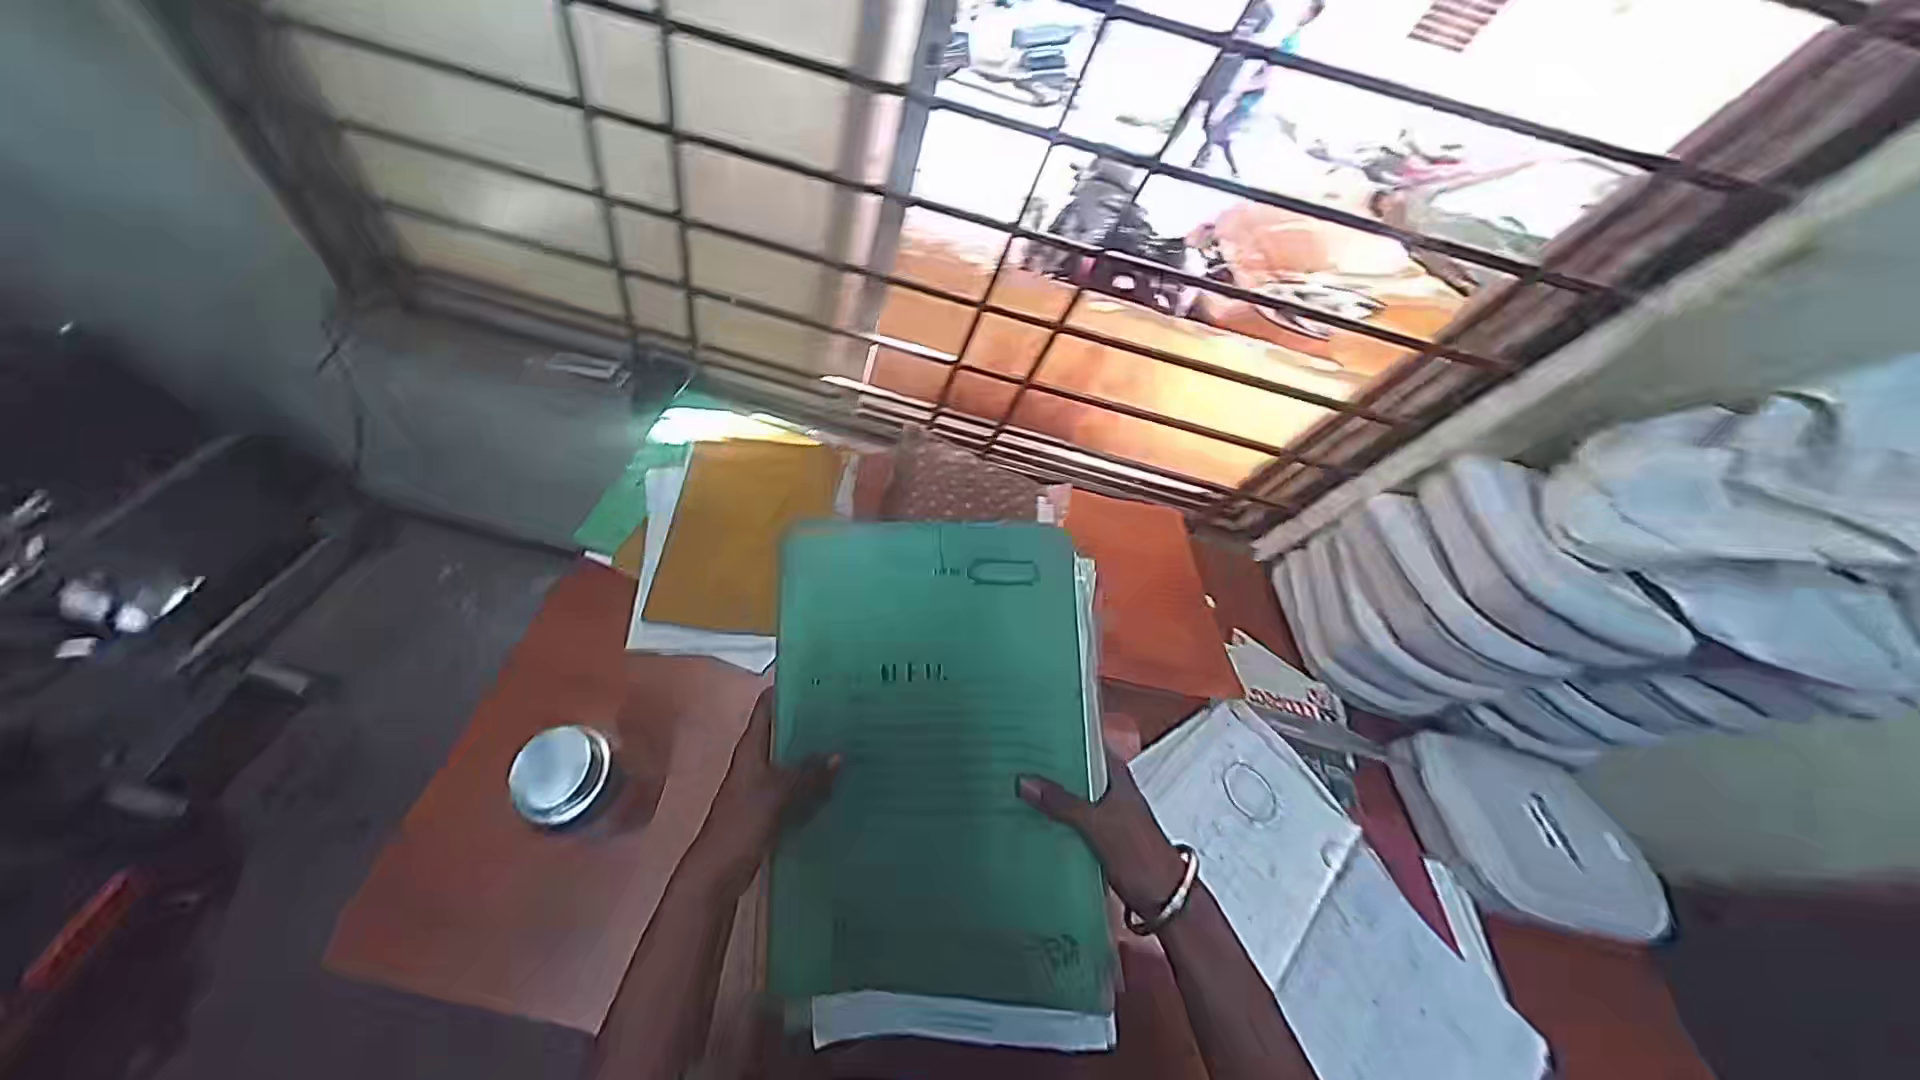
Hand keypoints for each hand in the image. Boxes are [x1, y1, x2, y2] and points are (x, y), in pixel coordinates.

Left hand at [690, 687, 838, 891]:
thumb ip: (808, 774)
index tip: (819, 679)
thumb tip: (839, 756)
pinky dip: (815, 781)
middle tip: (845, 709)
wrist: (718, 872)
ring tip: (849, 739)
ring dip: (816, 752)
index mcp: (751, 747)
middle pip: (784, 730)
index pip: (768, 705)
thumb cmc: (741, 824)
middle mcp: (757, 759)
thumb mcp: (778, 794)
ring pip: (794, 758)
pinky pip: (798, 786)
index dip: (788, 689)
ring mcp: (764, 783)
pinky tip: (839, 781)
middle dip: (810, 720)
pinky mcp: (772, 806)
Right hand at [1017, 743, 1186, 917]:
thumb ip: (1062, 803)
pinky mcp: (1097, 834)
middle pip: (1072, 768)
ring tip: (1012, 783)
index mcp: (1114, 774)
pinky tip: (1027, 818)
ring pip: (1069, 794)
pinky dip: (1051, 816)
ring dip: (1047, 792)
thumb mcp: (1097, 824)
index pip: (1085, 742)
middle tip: (1011, 757)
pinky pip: (1067, 818)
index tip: (1030, 729)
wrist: (1163, 899)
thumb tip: (1024, 781)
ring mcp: (1103, 811)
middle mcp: (1108, 787)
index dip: (1060, 734)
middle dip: (1046, 765)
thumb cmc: (1139, 854)